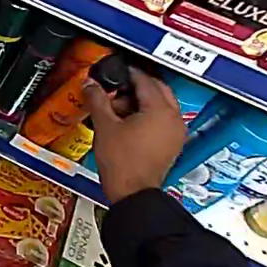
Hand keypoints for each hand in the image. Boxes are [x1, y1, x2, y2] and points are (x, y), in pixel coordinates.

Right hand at [85, 68, 187, 201]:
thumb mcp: (105, 126)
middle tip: (116, 87)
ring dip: (141, 101)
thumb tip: (91, 85)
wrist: (133, 194)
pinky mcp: (171, 144)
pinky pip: (162, 120)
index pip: (145, 80)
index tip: (115, 72)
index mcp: (160, 110)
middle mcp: (173, 119)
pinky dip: (147, 115)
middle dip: (136, 86)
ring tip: (117, 107)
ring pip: (161, 104)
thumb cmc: (123, 164)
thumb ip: (97, 100)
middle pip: (157, 89)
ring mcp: (175, 133)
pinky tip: (127, 122)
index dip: (127, 73)